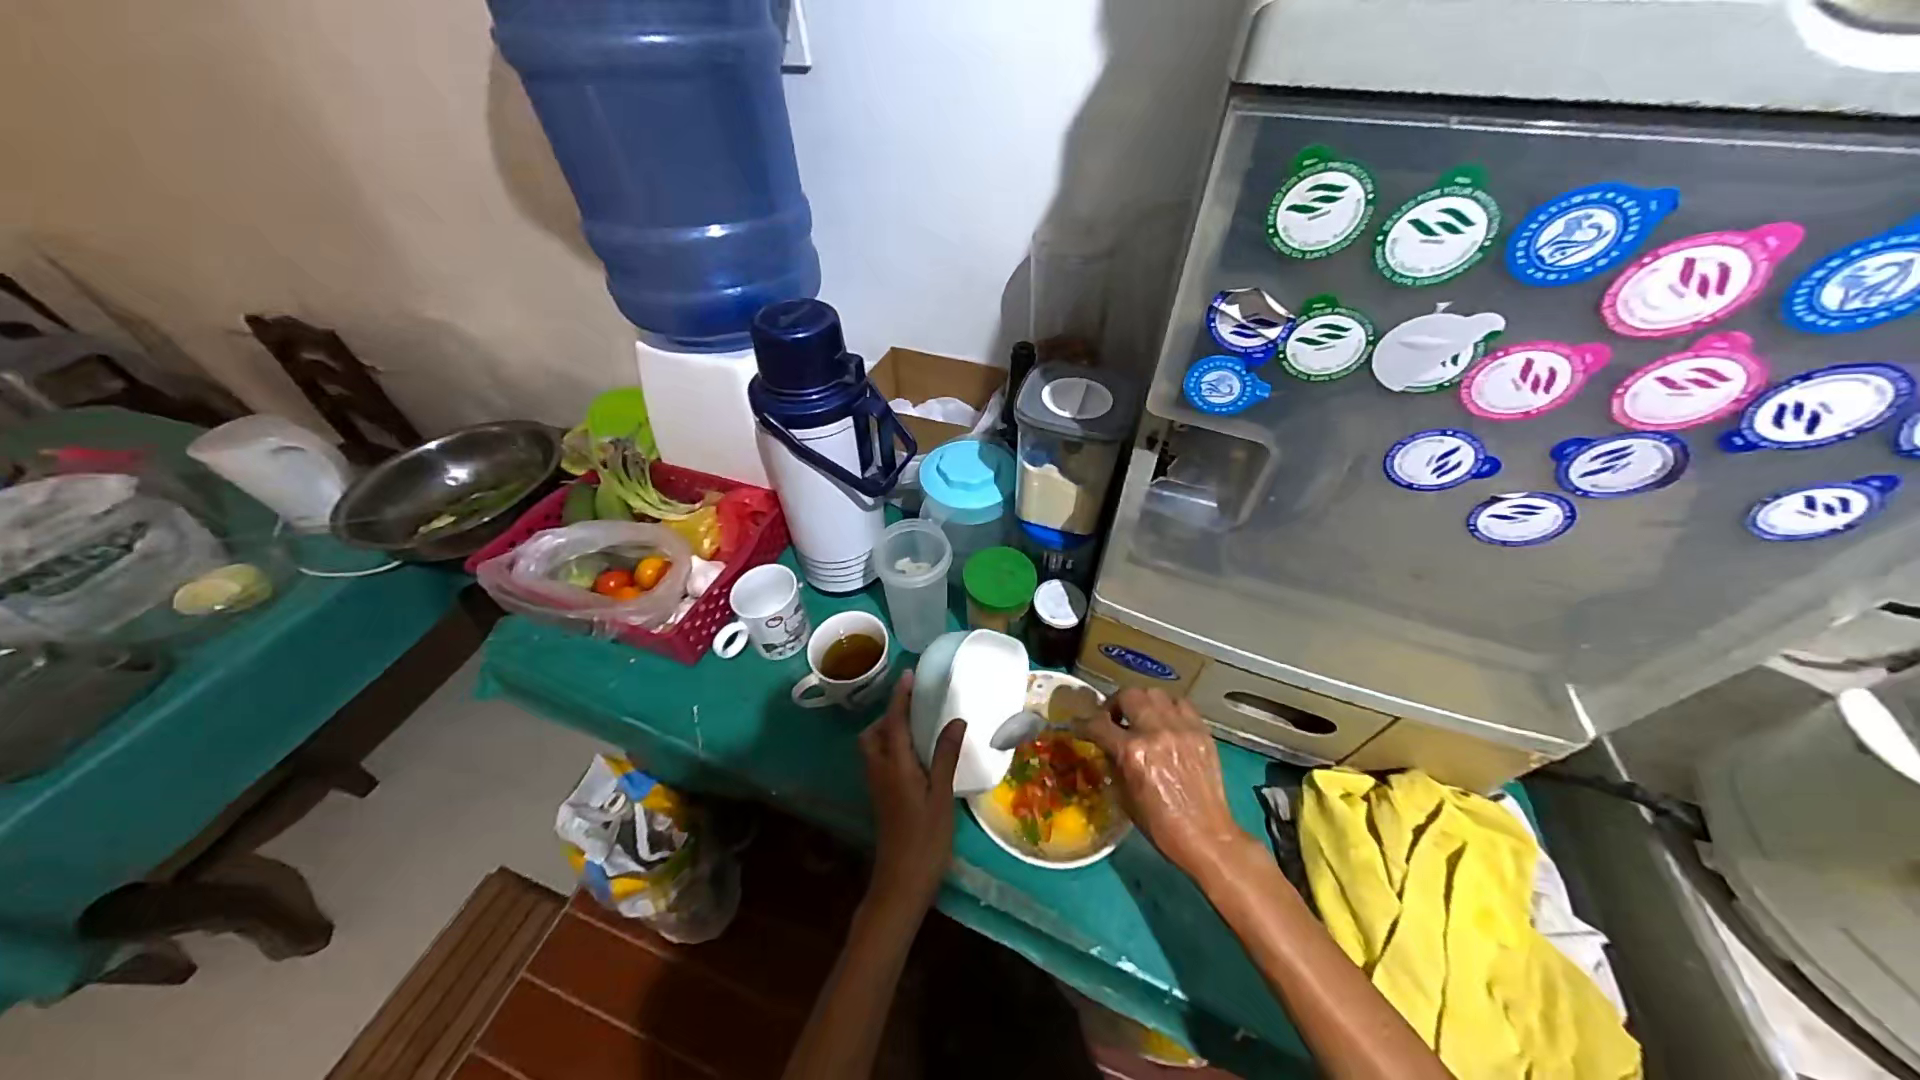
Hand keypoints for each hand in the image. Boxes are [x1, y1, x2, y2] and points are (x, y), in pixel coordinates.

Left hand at [857, 671, 964, 907]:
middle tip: (913, 706)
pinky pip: (881, 761)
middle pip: (873, 733)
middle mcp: (879, 770)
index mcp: (894, 765)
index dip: (900, 697)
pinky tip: (916, 756)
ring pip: (874, 748)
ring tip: (917, 726)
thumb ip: (945, 756)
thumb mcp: (941, 796)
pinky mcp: (881, 798)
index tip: (908, 675)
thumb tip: (955, 720)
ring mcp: (877, 786)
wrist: (901, 883)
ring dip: (888, 731)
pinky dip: (892, 748)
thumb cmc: (925, 840)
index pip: (894, 722)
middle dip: (888, 715)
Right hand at [1076, 686, 1251, 879]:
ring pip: (1155, 694)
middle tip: (1113, 719)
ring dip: (1142, 703)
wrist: (1205, 836)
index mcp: (1133, 753)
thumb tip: (1106, 745)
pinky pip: (1180, 704)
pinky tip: (1165, 723)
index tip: (1079, 725)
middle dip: (1114, 705)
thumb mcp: (1123, 795)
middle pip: (1128, 695)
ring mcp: (1182, 729)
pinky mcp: (1201, 732)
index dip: (1083, 723)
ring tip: (1140, 718)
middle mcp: (1156, 732)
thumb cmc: (1159, 824)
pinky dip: (1167, 709)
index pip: (1099, 724)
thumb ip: (1113, 762)